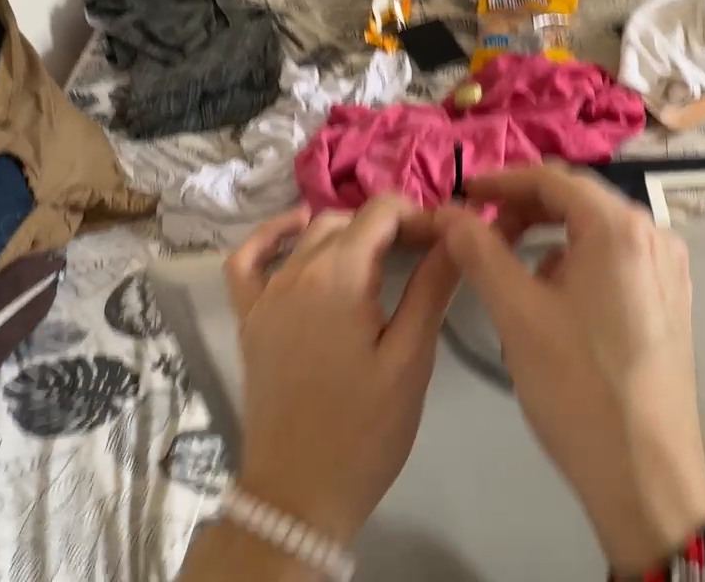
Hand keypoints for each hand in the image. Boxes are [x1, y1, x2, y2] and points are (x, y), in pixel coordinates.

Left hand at [222, 197, 460, 544]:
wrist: (300, 493)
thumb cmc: (366, 429)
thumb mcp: (411, 358)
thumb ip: (432, 287)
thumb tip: (456, 235)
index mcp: (338, 276)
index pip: (382, 211)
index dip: (419, 216)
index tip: (446, 241)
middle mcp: (296, 272)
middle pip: (350, 220)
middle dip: (392, 227)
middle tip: (427, 257)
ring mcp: (266, 294)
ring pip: (311, 235)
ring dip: (350, 233)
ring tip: (385, 257)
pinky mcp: (250, 318)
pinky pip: (248, 259)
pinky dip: (273, 236)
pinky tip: (297, 231)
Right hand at [441, 165, 704, 574]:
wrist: (646, 474)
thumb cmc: (577, 386)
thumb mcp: (517, 313)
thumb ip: (480, 251)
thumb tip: (449, 213)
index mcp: (620, 228)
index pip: (552, 179)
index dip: (502, 181)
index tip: (463, 194)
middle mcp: (654, 235)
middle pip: (578, 200)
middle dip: (524, 207)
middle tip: (479, 229)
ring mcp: (667, 269)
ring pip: (596, 230)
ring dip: (548, 234)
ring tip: (507, 261)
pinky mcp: (669, 299)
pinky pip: (615, 259)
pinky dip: (576, 259)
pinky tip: (551, 293)